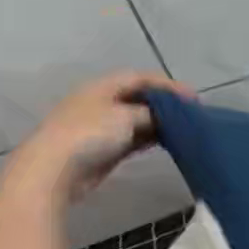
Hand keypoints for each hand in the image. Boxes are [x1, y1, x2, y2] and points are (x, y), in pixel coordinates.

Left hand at [6, 72, 192, 202]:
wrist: (54, 170)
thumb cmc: (89, 134)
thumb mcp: (125, 116)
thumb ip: (150, 113)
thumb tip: (165, 116)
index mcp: (102, 87)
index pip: (140, 78)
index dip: (167, 85)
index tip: (193, 97)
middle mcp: (101, 103)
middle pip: (139, 97)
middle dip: (165, 104)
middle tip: (191, 113)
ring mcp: (101, 127)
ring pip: (137, 119)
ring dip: (159, 122)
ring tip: (184, 128)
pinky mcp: (104, 149)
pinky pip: (133, 138)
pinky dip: (150, 137)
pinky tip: (167, 142)